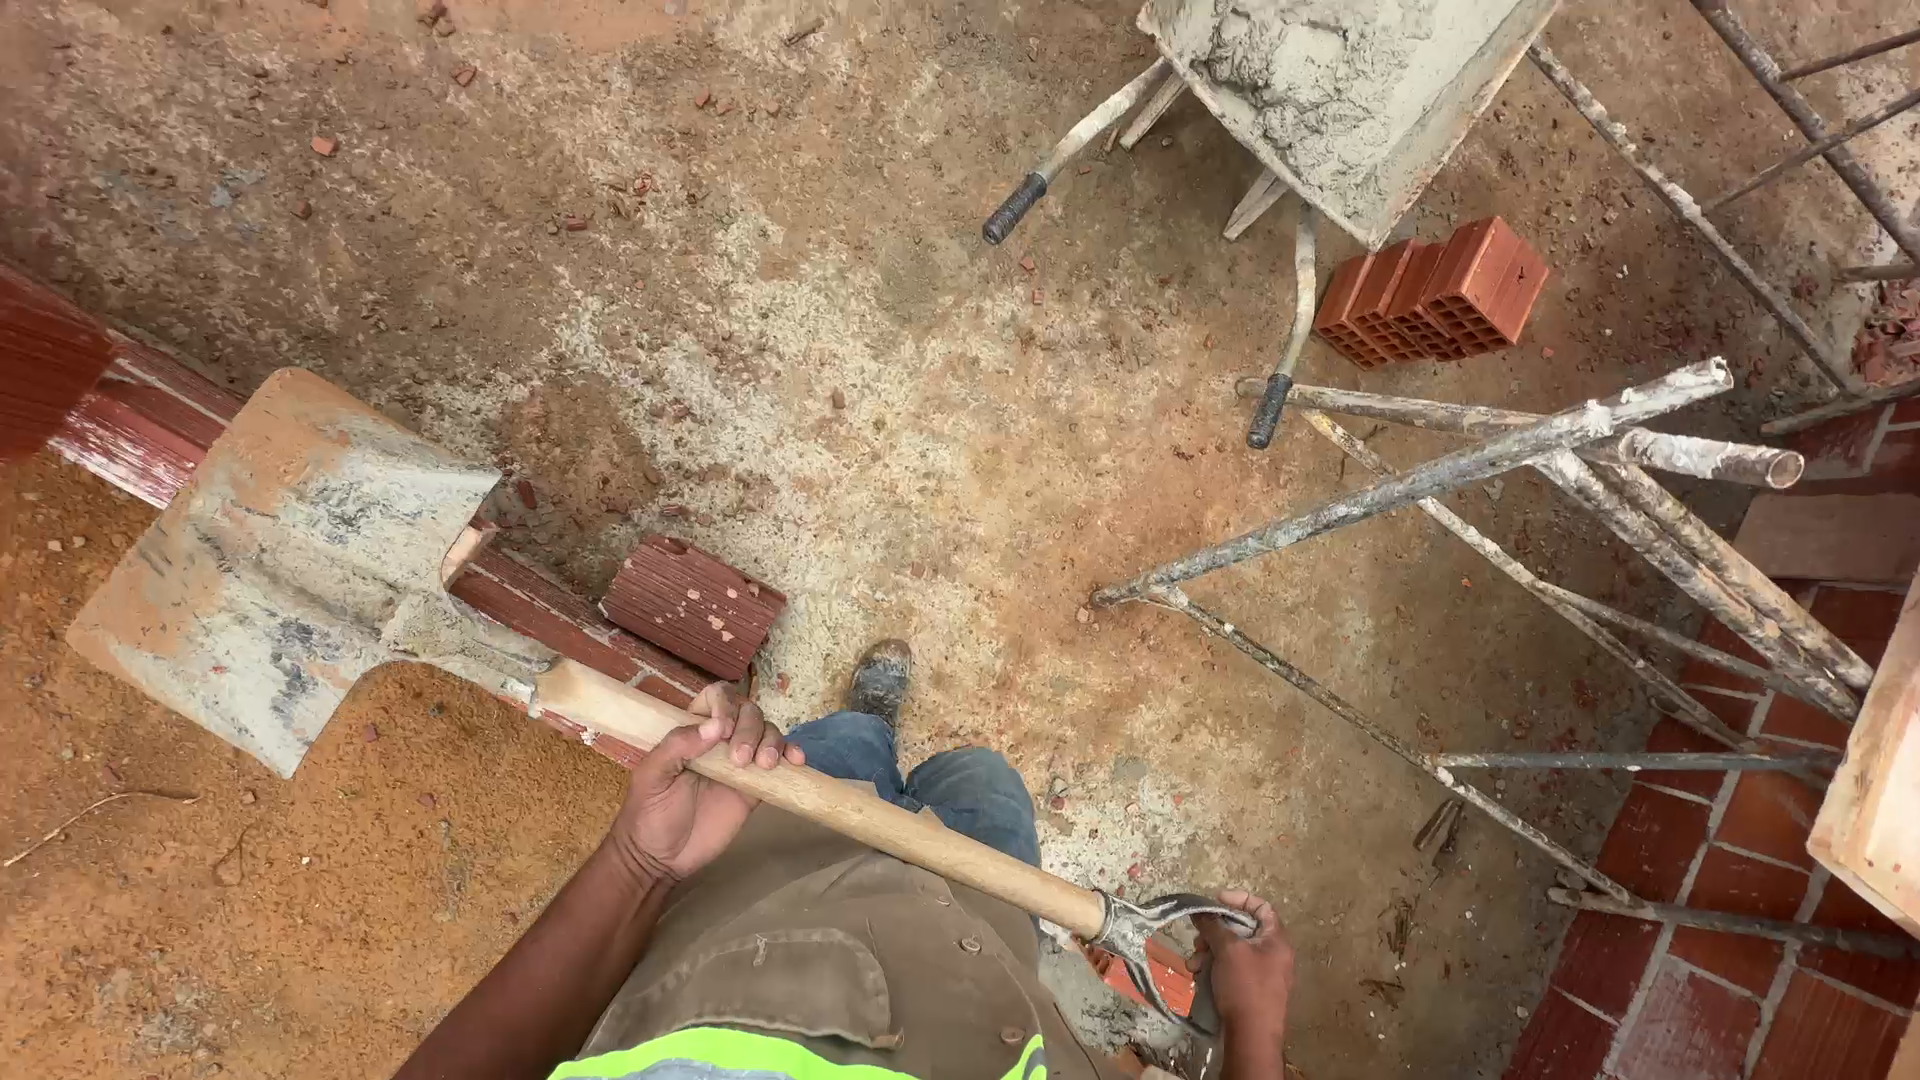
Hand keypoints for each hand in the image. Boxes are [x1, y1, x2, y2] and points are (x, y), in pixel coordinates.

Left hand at [605, 682, 804, 883]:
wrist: (662, 859)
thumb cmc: (649, 814)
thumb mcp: (652, 777)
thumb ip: (677, 746)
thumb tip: (716, 727)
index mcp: (693, 730)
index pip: (717, 697)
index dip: (726, 705)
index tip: (724, 730)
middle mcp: (721, 739)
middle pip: (749, 712)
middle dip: (750, 730)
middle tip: (740, 761)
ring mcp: (743, 761)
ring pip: (768, 732)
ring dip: (773, 742)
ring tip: (765, 766)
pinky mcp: (758, 784)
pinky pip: (781, 761)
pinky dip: (792, 755)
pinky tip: (796, 762)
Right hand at [1190, 889, 1294, 1041]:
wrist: (1251, 1038)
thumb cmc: (1245, 987)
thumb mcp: (1227, 949)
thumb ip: (1213, 924)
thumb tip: (1200, 911)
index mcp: (1276, 941)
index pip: (1262, 907)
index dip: (1238, 899)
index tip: (1216, 901)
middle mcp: (1273, 954)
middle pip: (1242, 928)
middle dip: (1215, 930)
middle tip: (1199, 937)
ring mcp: (1263, 973)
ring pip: (1232, 949)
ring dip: (1209, 950)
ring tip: (1194, 963)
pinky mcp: (1251, 989)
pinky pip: (1231, 967)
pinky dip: (1214, 966)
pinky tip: (1198, 975)